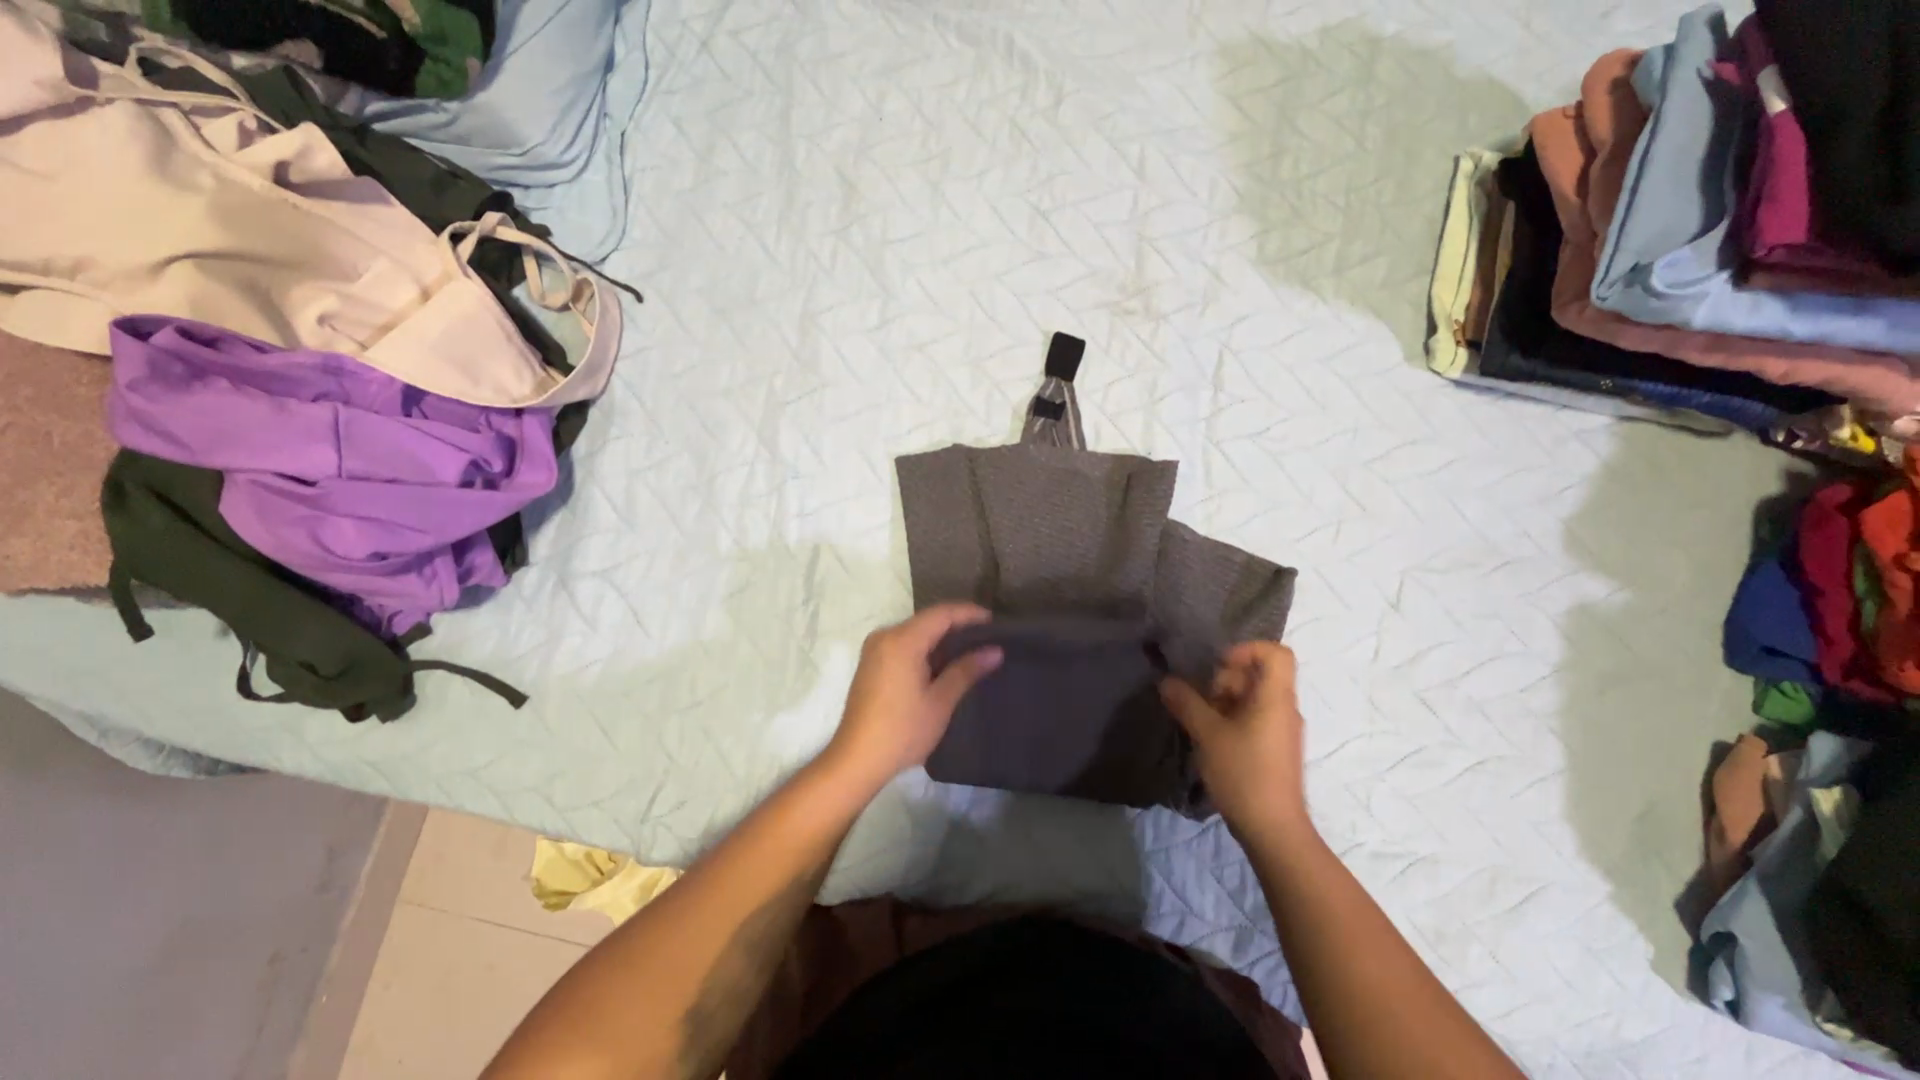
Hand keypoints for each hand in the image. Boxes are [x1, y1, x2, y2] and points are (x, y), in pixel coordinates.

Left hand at [820, 604, 1003, 791]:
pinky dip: (925, 648)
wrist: (857, 759)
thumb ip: (966, 670)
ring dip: (941, 637)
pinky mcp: (871, 663)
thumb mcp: (940, 701)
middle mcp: (885, 636)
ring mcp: (874, 649)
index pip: (941, 614)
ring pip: (915, 632)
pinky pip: (903, 644)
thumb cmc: (902, 730)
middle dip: (957, 625)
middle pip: (927, 620)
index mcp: (902, 641)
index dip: (970, 613)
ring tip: (972, 648)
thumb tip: (995, 650)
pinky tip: (944, 662)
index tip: (995, 621)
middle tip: (988, 636)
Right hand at [1159, 642, 1311, 841]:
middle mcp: (1285, 709)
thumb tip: (1166, 681)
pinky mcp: (1275, 750)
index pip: (1276, 653)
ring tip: (1199, 723)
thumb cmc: (1244, 773)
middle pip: (1259, 675)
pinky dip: (1232, 721)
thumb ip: (1186, 703)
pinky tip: (1210, 741)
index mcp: (1276, 697)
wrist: (1273, 829)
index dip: (1246, 650)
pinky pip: (1254, 720)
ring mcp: (1282, 731)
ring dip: (1224, 703)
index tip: (1217, 667)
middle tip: (1201, 700)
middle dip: (1225, 680)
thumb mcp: (1208, 735)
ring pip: (1253, 700)